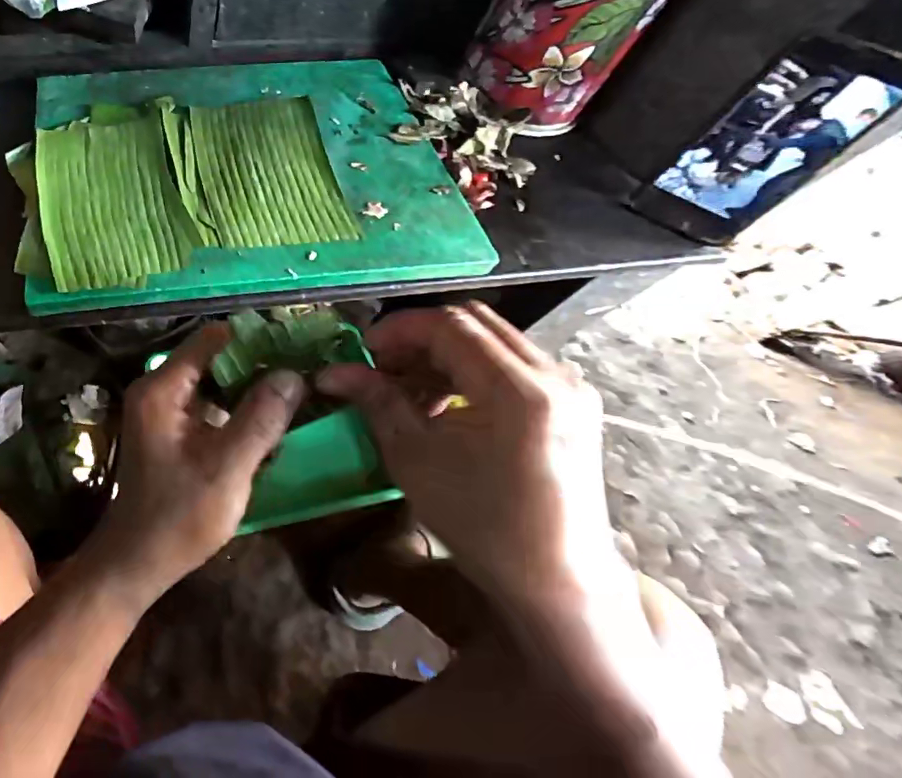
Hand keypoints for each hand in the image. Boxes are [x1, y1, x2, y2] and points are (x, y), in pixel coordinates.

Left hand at [84, 323, 298, 607]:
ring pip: (213, 384)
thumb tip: (291, 373)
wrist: (137, 559)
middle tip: (302, 375)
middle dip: (256, 366)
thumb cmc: (179, 515)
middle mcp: (156, 389)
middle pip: (212, 359)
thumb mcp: (227, 467)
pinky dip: (235, 413)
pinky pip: (207, 407)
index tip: (295, 345)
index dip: (253, 338)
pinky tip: (267, 430)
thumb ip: (260, 418)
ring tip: (293, 399)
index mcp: (161, 388)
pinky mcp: (169, 431)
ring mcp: (160, 410)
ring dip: (248, 392)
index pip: (211, 339)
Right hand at [317, 303, 619, 606]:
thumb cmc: (481, 522)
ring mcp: (568, 388)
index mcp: (517, 389)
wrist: (556, 580)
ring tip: (407, 387)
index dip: (398, 329)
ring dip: (442, 352)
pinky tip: (443, 401)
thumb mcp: (414, 457)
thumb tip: (332, 371)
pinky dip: (468, 368)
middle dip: (419, 336)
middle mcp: (552, 376)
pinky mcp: (569, 404)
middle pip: (473, 322)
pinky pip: (510, 361)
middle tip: (383, 365)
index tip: (363, 352)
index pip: (449, 325)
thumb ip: (376, 399)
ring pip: (491, 339)